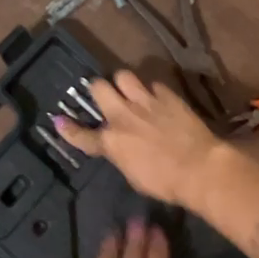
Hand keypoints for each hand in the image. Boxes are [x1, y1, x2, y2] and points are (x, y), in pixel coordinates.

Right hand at [54, 71, 228, 206]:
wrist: (199, 167)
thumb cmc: (165, 182)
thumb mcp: (134, 176)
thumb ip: (121, 155)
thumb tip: (120, 147)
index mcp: (112, 141)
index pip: (83, 134)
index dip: (68, 129)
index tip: (59, 120)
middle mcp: (123, 116)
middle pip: (99, 87)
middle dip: (98, 89)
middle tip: (105, 96)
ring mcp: (146, 102)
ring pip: (123, 75)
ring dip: (124, 83)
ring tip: (130, 92)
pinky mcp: (167, 95)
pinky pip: (153, 85)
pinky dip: (153, 92)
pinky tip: (158, 100)